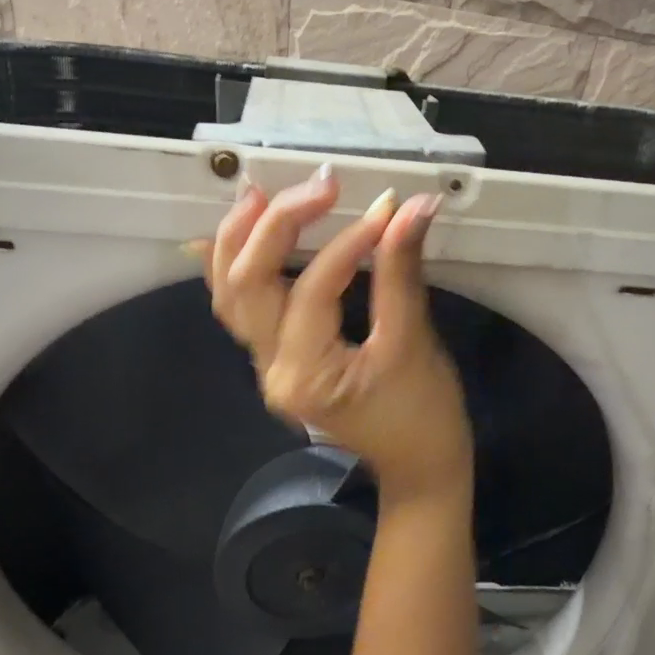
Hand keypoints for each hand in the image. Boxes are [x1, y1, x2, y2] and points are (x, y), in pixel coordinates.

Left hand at [202, 164, 473, 500]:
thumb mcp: (414, 342)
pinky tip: (236, 233)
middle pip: (247, 284)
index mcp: (307, 375)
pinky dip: (234, 268)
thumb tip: (411, 205)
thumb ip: (401, 271)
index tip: (386, 207)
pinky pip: (240, 310)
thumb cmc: (424, 415)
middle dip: (276, 225)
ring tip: (261, 193)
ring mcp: (267, 367)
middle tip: (320, 185)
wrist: (419, 468)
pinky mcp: (276, 361)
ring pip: (230, 295)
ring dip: (241, 239)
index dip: (349, 241)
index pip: (313, 289)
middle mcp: (272, 371)